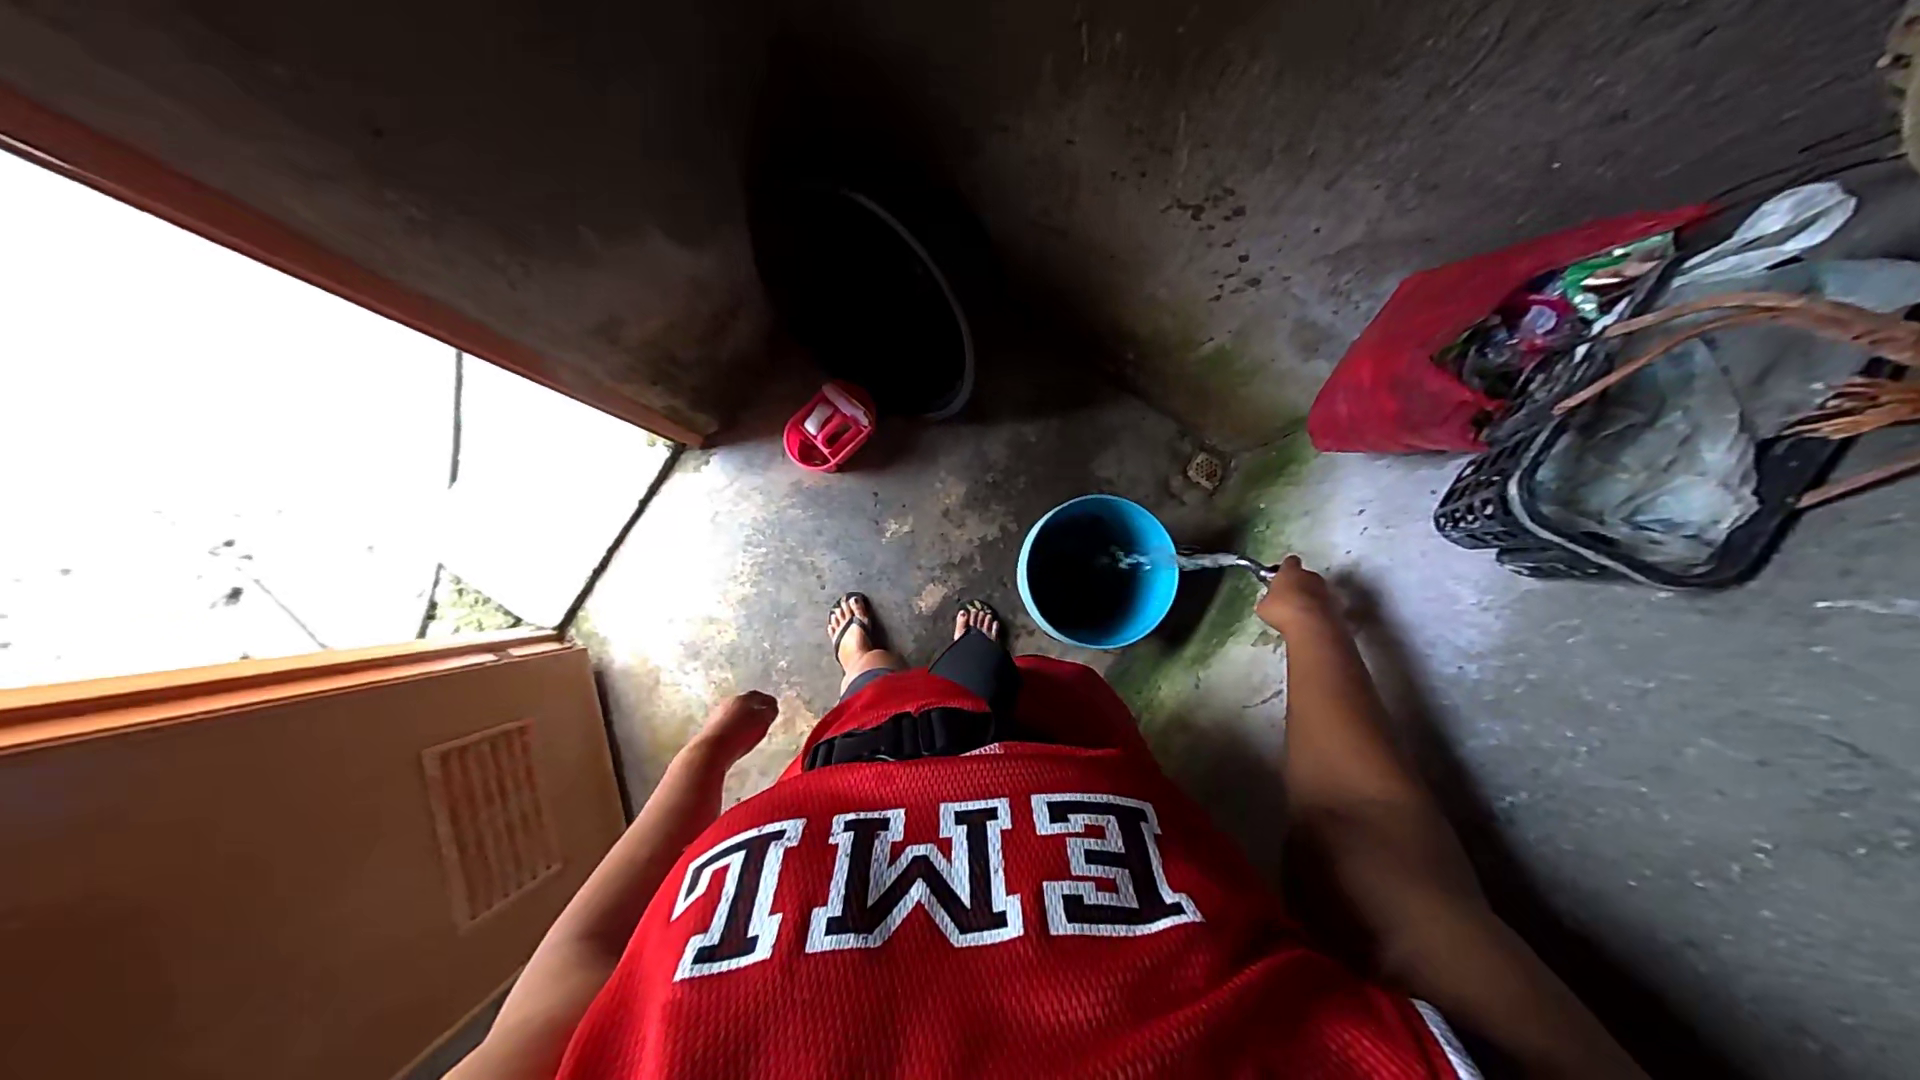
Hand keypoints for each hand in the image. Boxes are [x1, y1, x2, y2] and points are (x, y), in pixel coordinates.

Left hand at [687, 691, 778, 766]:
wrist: (711, 751)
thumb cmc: (740, 734)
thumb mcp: (762, 722)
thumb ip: (769, 713)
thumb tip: (772, 708)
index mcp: (743, 698)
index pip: (759, 696)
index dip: (768, 701)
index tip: (774, 706)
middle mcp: (729, 703)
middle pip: (746, 703)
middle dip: (755, 708)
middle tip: (764, 716)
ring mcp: (718, 715)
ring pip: (735, 713)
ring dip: (744, 718)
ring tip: (753, 727)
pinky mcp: (711, 729)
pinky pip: (728, 724)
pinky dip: (736, 727)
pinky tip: (739, 736)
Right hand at [1254, 555, 1337, 632]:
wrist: (1312, 626)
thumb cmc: (1282, 611)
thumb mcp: (1264, 606)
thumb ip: (1268, 598)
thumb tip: (1269, 599)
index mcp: (1291, 571)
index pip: (1289, 561)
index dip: (1284, 568)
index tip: (1279, 577)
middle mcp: (1310, 575)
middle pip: (1304, 575)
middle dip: (1298, 583)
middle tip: (1288, 596)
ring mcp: (1325, 589)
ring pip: (1315, 589)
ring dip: (1309, 596)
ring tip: (1300, 611)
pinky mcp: (1335, 603)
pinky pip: (1323, 602)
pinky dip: (1317, 608)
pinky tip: (1309, 619)